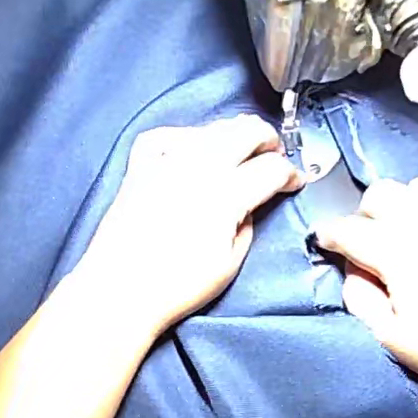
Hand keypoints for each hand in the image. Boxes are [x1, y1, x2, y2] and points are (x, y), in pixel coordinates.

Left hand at [69, 114, 301, 333]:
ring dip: (233, 134)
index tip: (295, 181)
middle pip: (245, 132)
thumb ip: (247, 226)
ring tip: (240, 151)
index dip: (290, 174)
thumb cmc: (176, 286)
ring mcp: (166, 161)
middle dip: (267, 140)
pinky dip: (186, 137)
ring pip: (210, 128)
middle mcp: (198, 167)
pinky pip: (167, 135)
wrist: (121, 289)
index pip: (271, 169)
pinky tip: (191, 148)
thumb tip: (249, 208)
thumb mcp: (229, 263)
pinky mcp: (140, 166)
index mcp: (226, 193)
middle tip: (274, 154)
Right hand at [314, 171, 417, 414]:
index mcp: (395, 250)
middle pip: (381, 193)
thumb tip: (352, 268)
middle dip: (367, 214)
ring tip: (417, 230)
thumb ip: (360, 296)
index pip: (347, 228)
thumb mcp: (391, 336)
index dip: (330, 235)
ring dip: (412, 204)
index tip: (327, 244)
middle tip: (373, 242)